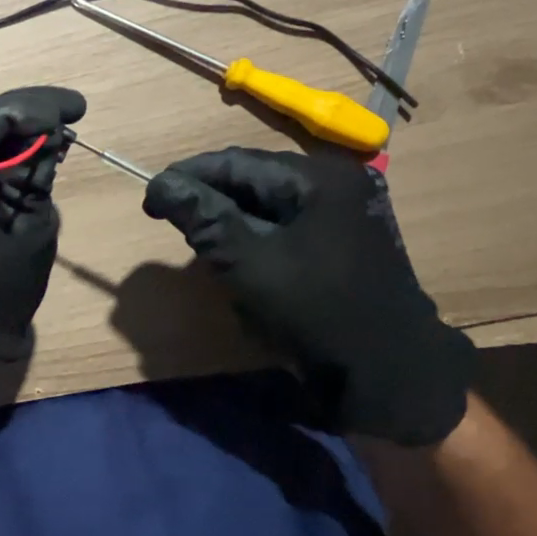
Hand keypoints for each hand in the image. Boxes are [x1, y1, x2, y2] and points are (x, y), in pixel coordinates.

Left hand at [0, 86, 86, 361]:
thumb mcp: (33, 231)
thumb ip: (38, 179)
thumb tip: (49, 141)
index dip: (32, 107)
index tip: (73, 110)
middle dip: (24, 113)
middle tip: (67, 115)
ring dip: (16, 132)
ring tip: (59, 133)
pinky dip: (5, 154)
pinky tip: (37, 156)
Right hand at [142, 146, 472, 444]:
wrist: (388, 374)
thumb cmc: (314, 310)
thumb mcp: (246, 262)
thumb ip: (201, 218)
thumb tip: (158, 186)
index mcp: (319, 178)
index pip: (236, 161)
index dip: (187, 178)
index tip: (149, 202)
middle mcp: (338, 184)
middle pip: (254, 181)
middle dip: (211, 202)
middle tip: (174, 226)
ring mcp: (347, 215)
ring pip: (269, 206)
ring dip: (231, 223)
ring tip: (202, 248)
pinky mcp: (346, 245)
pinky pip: (288, 229)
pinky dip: (257, 241)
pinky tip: (240, 264)